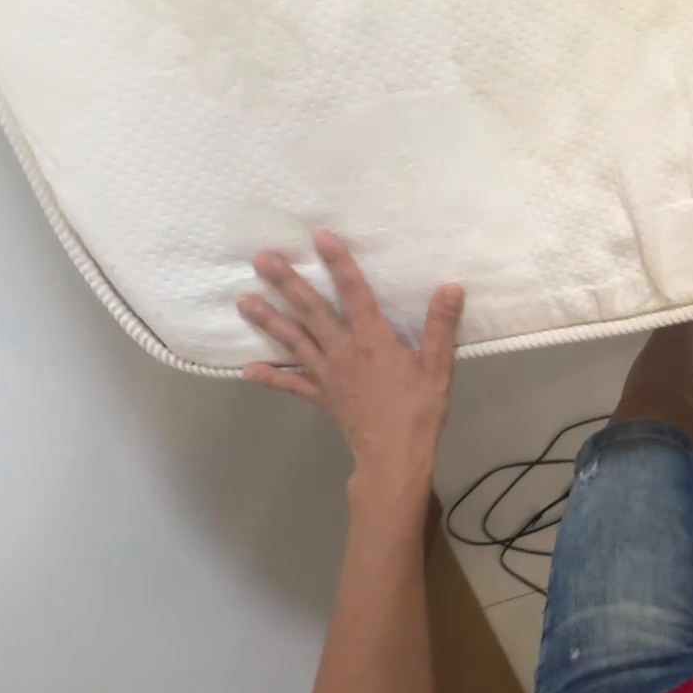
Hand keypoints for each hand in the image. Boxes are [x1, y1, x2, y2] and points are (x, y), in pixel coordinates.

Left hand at [238, 231, 465, 510]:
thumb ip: (441, 326)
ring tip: (242, 300)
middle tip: (262, 258)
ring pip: (294, 341)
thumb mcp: (439, 365)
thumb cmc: (420, 408)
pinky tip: (249, 368)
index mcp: (374, 340)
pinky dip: (271, 376)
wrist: (394, 454)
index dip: (340, 264)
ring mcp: (327, 374)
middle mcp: (343, 351)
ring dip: (268, 320)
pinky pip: (292, 383)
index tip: (321, 237)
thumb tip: (450, 287)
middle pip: (312, 311)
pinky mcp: (322, 396)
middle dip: (287, 283)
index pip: (355, 294)